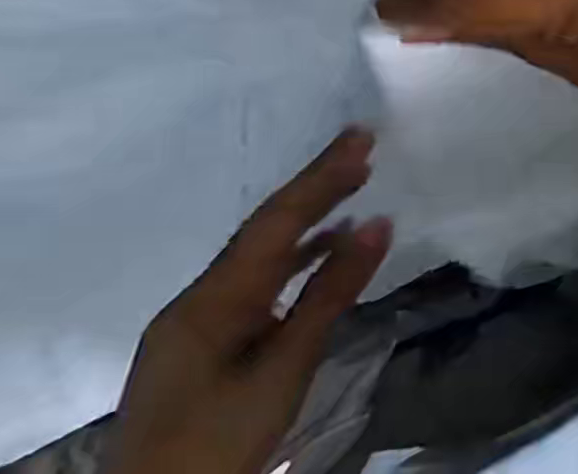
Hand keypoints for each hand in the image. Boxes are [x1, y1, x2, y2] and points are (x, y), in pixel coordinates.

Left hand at [104, 128, 391, 473]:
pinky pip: (257, 279)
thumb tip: (380, 222)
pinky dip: (296, 256)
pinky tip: (325, 247)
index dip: (321, 176)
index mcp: (212, 299)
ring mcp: (198, 320)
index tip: (361, 137)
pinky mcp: (206, 340)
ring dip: (308, 216)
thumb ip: (332, 291)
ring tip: (354, 183)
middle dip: (315, 184)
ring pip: (260, 251)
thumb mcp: (286, 366)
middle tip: (361, 145)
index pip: (276, 222)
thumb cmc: (221, 440)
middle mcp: (199, 298)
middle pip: (264, 228)